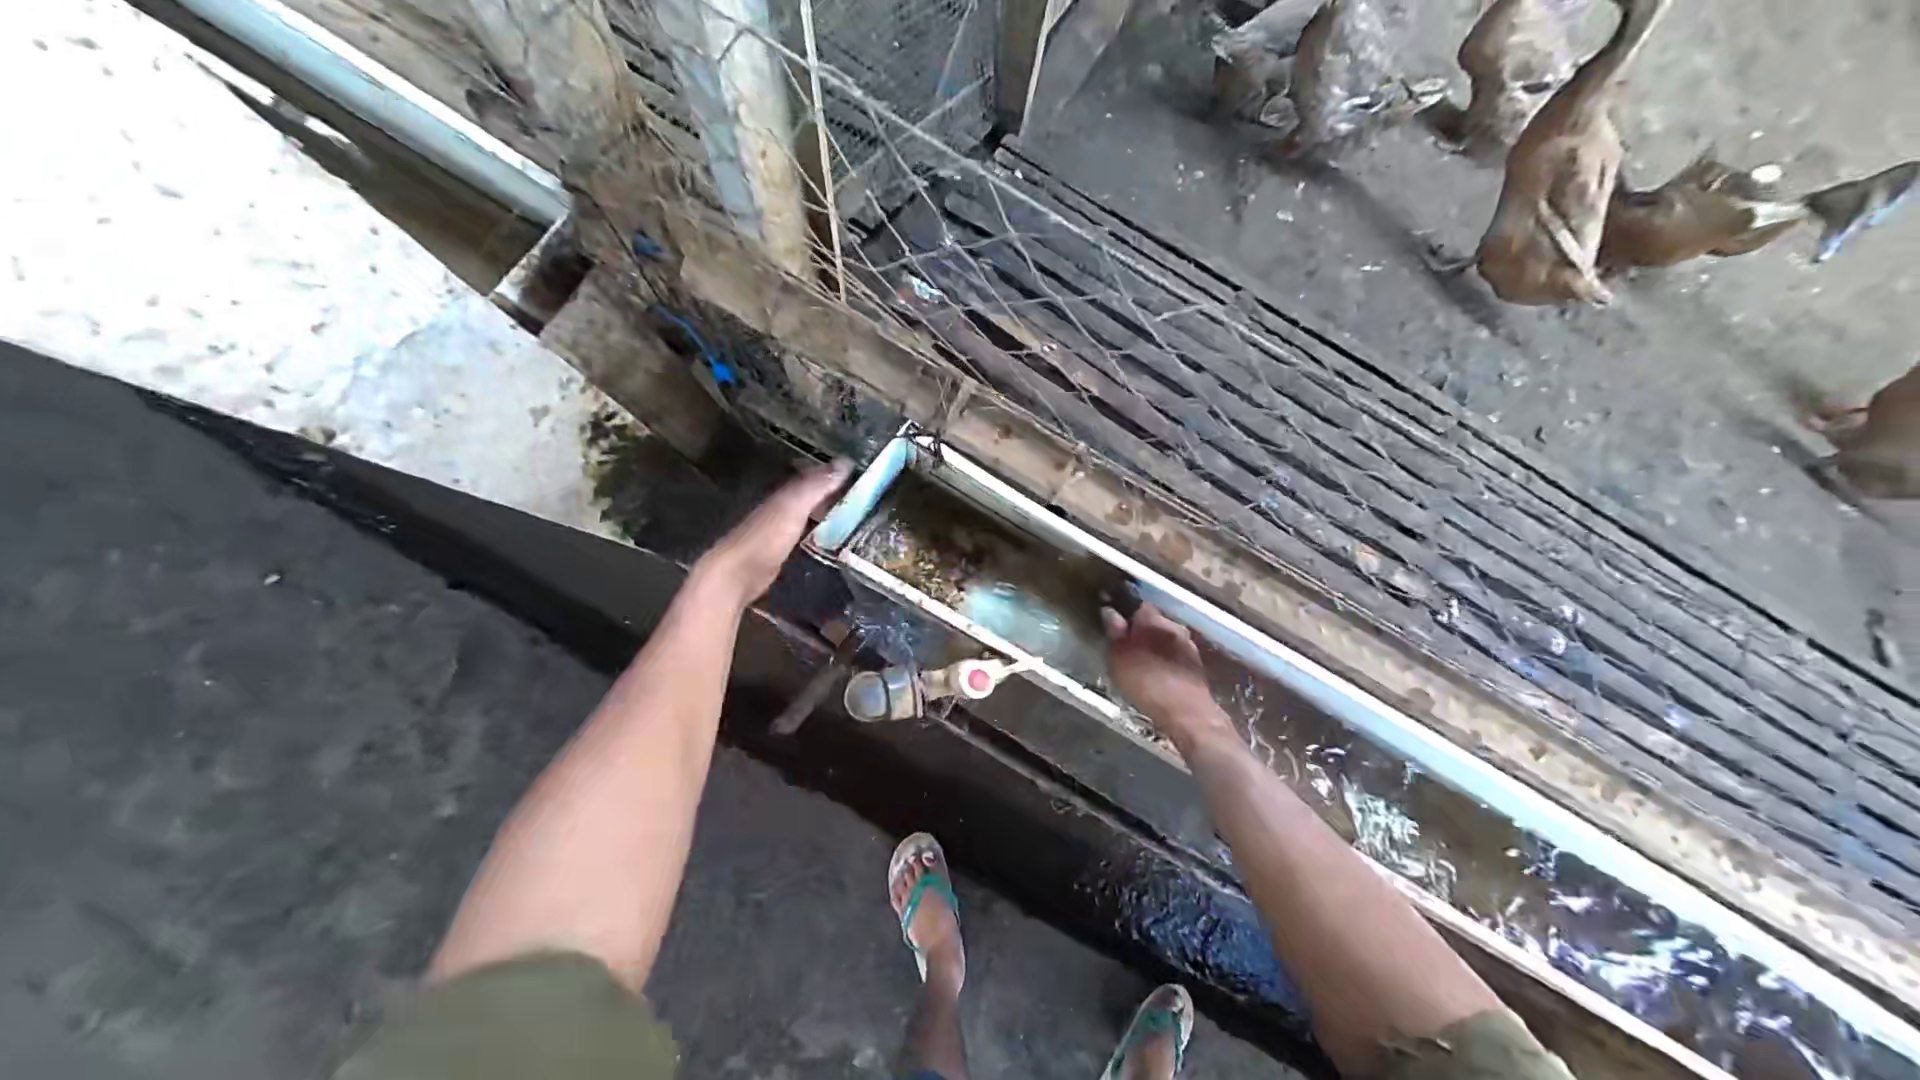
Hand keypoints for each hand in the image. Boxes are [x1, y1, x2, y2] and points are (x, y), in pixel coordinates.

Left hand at [693, 459, 849, 607]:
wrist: (737, 575)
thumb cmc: (765, 538)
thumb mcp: (793, 507)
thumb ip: (816, 487)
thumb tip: (845, 463)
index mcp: (783, 494)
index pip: (811, 475)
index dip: (832, 473)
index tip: (858, 473)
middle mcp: (780, 508)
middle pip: (810, 495)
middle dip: (832, 494)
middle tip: (860, 498)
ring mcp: (778, 531)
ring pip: (807, 515)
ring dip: (826, 514)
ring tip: (853, 519)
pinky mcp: (778, 552)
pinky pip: (805, 535)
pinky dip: (819, 533)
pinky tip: (830, 541)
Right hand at [1103, 603, 1230, 749]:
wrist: (1188, 715)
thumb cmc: (1147, 683)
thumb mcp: (1119, 659)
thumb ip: (1114, 634)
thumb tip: (1110, 612)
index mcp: (1154, 620)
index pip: (1139, 608)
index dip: (1127, 617)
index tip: (1117, 632)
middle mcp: (1175, 627)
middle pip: (1155, 624)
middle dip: (1143, 634)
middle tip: (1128, 652)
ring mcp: (1190, 647)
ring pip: (1167, 642)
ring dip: (1157, 650)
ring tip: (1143, 668)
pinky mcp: (1198, 668)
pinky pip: (1177, 659)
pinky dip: (1168, 664)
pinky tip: (1160, 679)